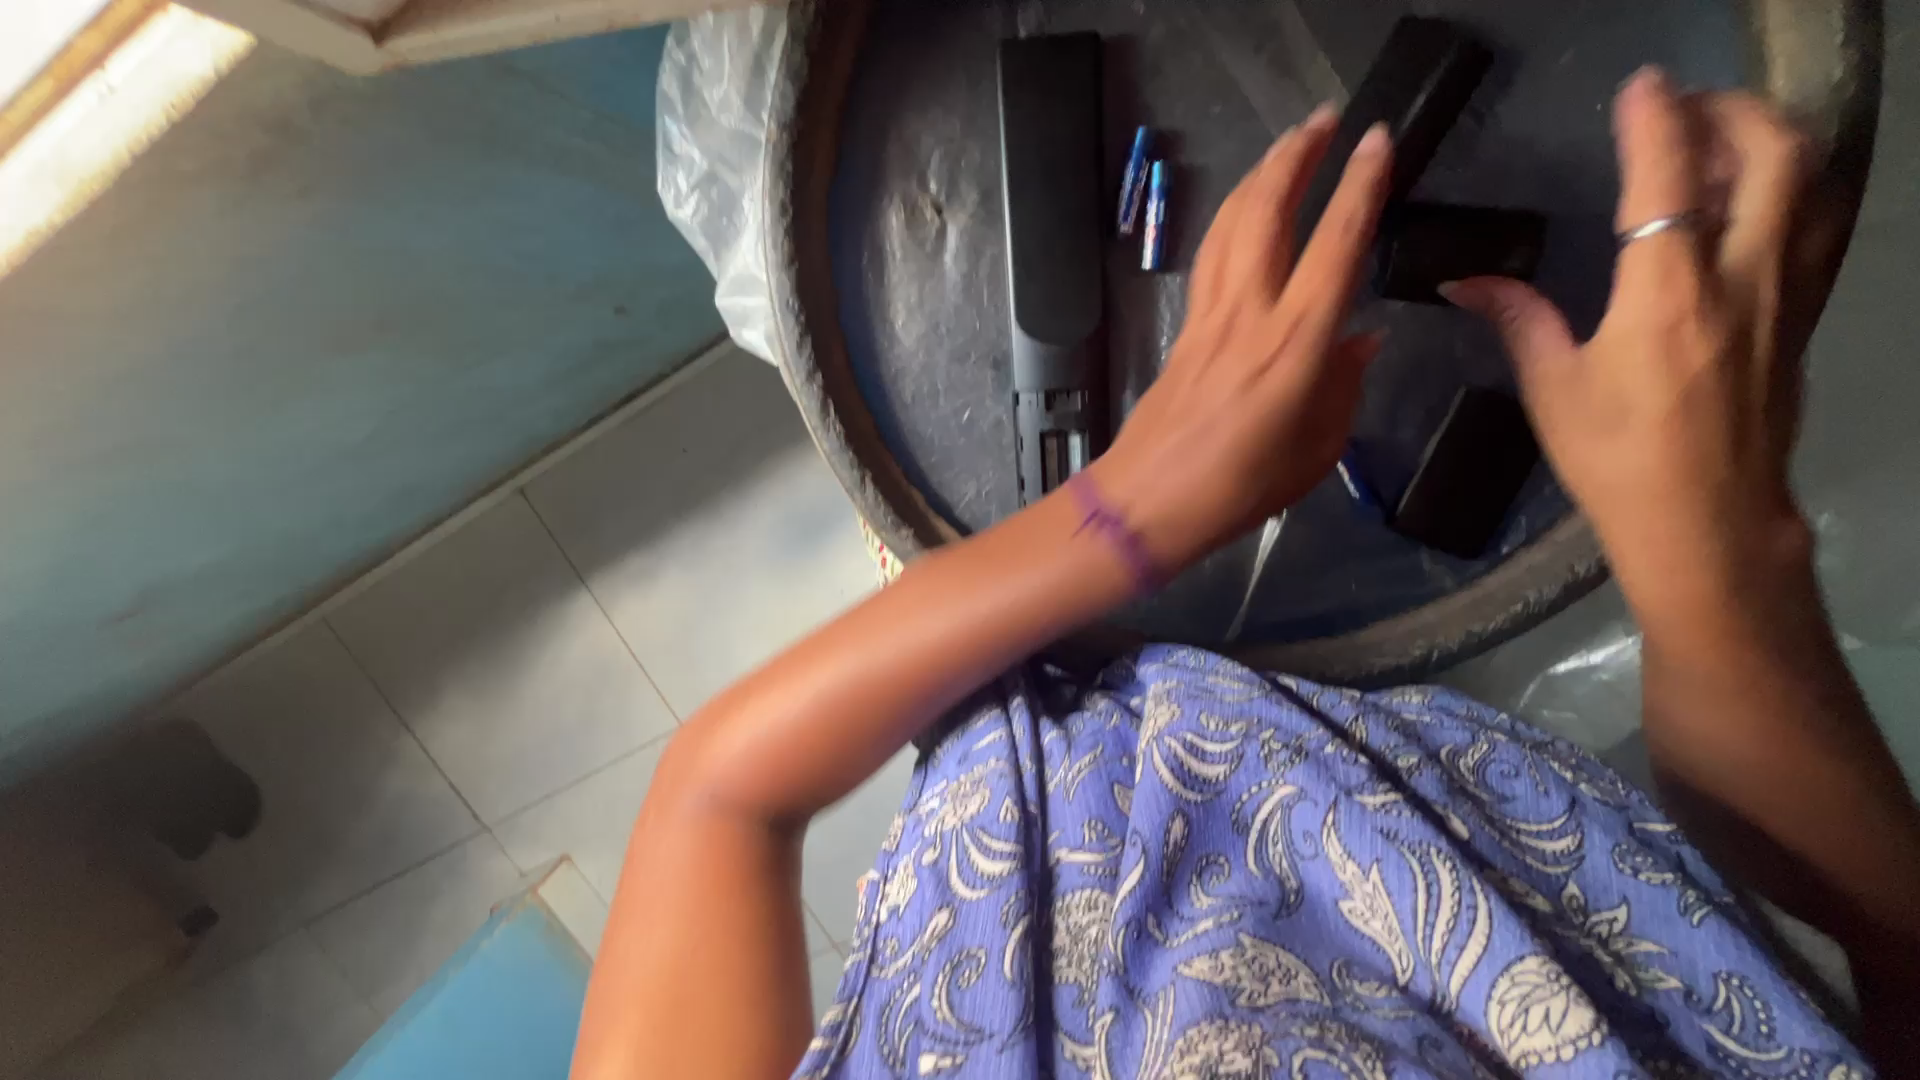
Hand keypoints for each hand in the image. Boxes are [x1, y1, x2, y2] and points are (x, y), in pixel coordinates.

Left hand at [1090, 108, 1392, 571]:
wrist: (1149, 503)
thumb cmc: (1238, 490)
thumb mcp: (1315, 450)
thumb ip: (1343, 388)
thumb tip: (1361, 340)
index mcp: (1295, 346)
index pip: (1335, 246)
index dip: (1360, 186)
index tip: (1379, 140)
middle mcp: (1248, 317)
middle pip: (1267, 214)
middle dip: (1295, 157)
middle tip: (1324, 120)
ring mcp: (1207, 320)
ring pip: (1229, 228)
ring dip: (1257, 179)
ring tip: (1285, 149)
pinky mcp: (1182, 332)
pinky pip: (1209, 261)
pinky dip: (1228, 224)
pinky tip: (1241, 215)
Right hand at [1443, 68, 1814, 612]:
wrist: (1704, 518)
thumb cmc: (1613, 457)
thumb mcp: (1552, 389)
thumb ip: (1518, 321)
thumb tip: (1463, 282)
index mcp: (1666, 295)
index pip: (1666, 182)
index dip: (1654, 123)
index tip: (1640, 86)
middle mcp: (1742, 277)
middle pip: (1771, 158)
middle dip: (1732, 113)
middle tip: (1684, 106)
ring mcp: (1786, 294)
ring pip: (1811, 183)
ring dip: (1772, 141)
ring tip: (1723, 137)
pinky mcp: (1801, 315)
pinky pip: (1818, 224)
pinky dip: (1793, 186)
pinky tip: (1759, 196)